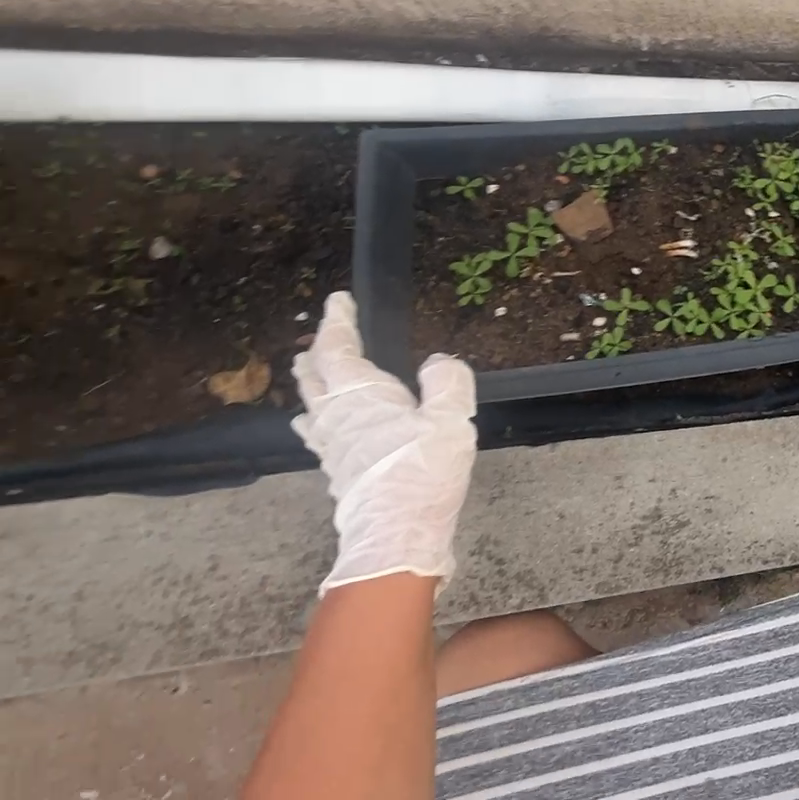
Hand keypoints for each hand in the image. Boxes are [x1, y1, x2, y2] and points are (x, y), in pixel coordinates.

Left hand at [292, 292, 476, 594]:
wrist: (396, 532)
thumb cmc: (423, 471)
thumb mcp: (452, 420)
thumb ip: (447, 383)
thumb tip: (437, 361)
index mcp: (361, 396)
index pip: (338, 350)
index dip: (337, 323)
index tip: (338, 301)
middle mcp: (336, 416)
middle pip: (314, 376)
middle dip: (319, 352)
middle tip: (326, 336)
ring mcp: (331, 445)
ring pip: (311, 403)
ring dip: (313, 383)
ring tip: (316, 373)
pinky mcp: (337, 468)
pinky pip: (319, 429)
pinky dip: (320, 414)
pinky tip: (325, 425)